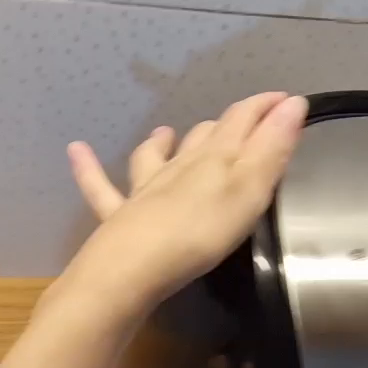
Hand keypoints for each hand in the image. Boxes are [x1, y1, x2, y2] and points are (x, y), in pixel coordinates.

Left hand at [56, 91, 306, 320]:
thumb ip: (270, 150)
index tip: (286, 98)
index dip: (264, 107)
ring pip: (153, 158)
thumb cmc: (199, 234)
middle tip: (237, 123)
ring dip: (160, 143)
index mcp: (214, 159)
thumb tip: (292, 103)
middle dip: (223, 126)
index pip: (242, 120)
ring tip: (163, 133)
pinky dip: (88, 169)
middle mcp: (177, 167)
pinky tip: (75, 150)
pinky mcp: (118, 217)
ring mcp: (143, 191)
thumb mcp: (248, 192)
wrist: (135, 269)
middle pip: (202, 138)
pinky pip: (99, 188)